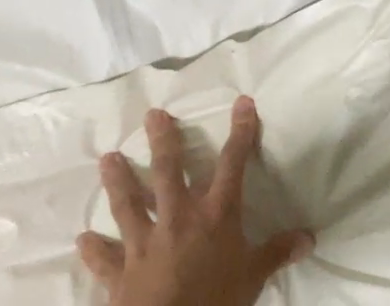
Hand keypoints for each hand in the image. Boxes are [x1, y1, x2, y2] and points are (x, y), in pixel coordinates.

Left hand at [77, 97, 313, 305]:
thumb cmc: (216, 298)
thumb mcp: (255, 275)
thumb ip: (278, 252)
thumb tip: (308, 238)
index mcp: (217, 213)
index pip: (233, 163)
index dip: (241, 131)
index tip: (242, 102)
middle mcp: (179, 218)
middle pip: (169, 172)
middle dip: (162, 141)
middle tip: (152, 115)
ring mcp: (144, 243)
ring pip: (129, 205)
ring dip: (118, 181)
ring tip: (107, 158)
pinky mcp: (119, 273)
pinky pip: (104, 258)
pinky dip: (93, 249)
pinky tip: (82, 239)